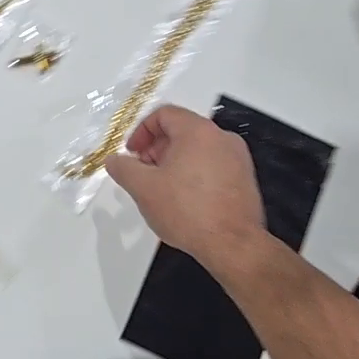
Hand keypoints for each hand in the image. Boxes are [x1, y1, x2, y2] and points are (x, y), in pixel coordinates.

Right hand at [104, 104, 270, 271]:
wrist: (232, 244)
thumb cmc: (187, 211)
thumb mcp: (143, 188)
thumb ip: (123, 168)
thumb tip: (114, 161)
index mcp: (198, 131)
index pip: (164, 114)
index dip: (141, 131)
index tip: (132, 153)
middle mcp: (222, 138)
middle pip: (182, 130)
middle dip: (156, 148)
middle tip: (143, 171)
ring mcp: (237, 158)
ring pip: (198, 149)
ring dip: (174, 161)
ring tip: (161, 188)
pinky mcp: (244, 179)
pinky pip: (213, 165)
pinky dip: (194, 173)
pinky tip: (183, 199)